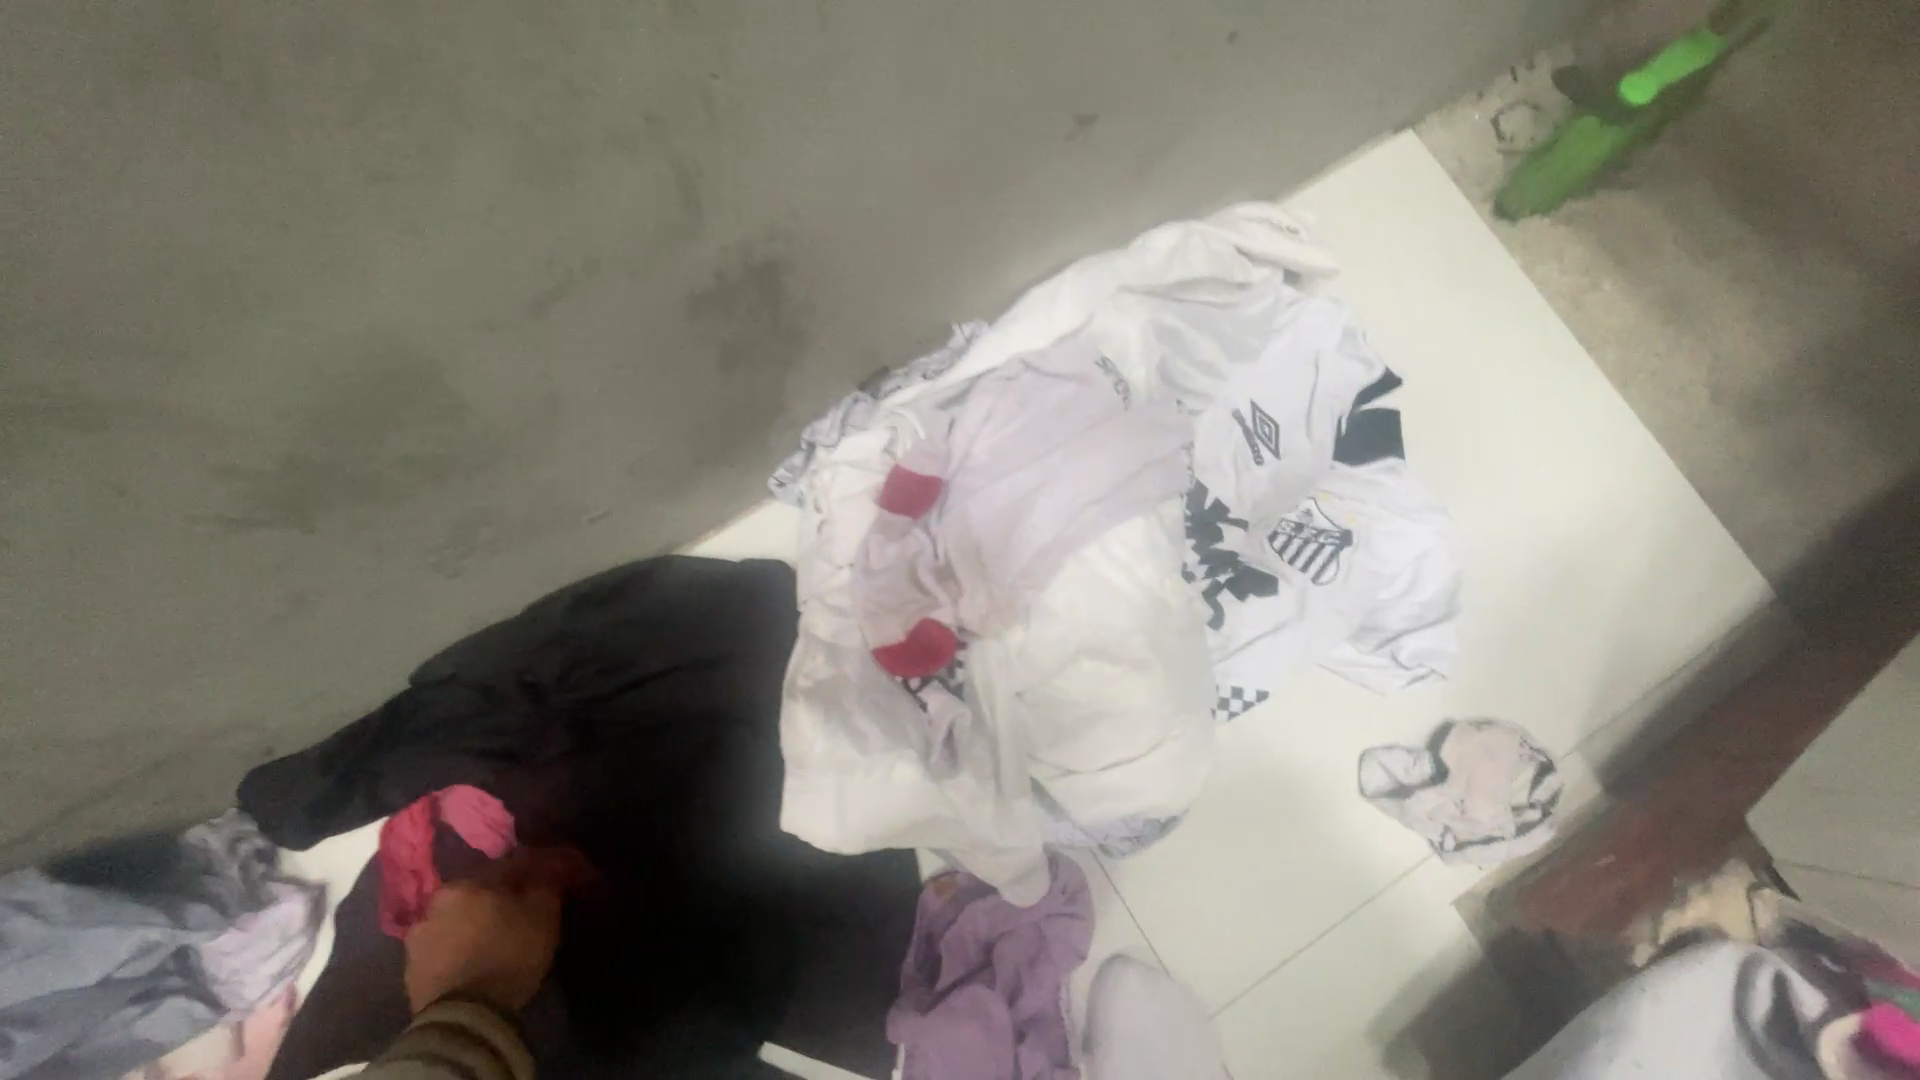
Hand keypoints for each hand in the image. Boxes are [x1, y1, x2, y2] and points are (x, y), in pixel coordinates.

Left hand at [402, 847, 592, 1013]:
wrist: (465, 1016)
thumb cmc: (509, 952)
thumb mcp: (544, 911)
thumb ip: (545, 883)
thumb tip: (545, 869)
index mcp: (466, 883)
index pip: (505, 868)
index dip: (529, 876)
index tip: (544, 887)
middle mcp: (434, 904)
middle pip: (475, 895)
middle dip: (495, 902)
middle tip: (517, 916)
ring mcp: (416, 940)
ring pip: (456, 923)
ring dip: (472, 927)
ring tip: (494, 943)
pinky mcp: (409, 973)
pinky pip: (443, 952)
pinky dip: (458, 952)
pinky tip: (476, 963)